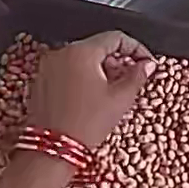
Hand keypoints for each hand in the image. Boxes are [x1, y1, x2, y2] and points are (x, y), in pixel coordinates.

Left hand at [25, 32, 155, 147]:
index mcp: (82, 52)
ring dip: (101, 69)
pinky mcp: (41, 82)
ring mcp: (48, 67)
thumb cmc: (86, 124)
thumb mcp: (120, 99)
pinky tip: (93, 97)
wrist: (52, 150)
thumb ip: (138, 75)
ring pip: (82, 59)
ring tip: (113, 91)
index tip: (146, 62)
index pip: (115, 38)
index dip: (136, 48)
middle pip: (97, 47)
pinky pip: (67, 70)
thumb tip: (147, 64)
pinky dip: (83, 77)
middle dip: (118, 60)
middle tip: (132, 78)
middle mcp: (61, 53)